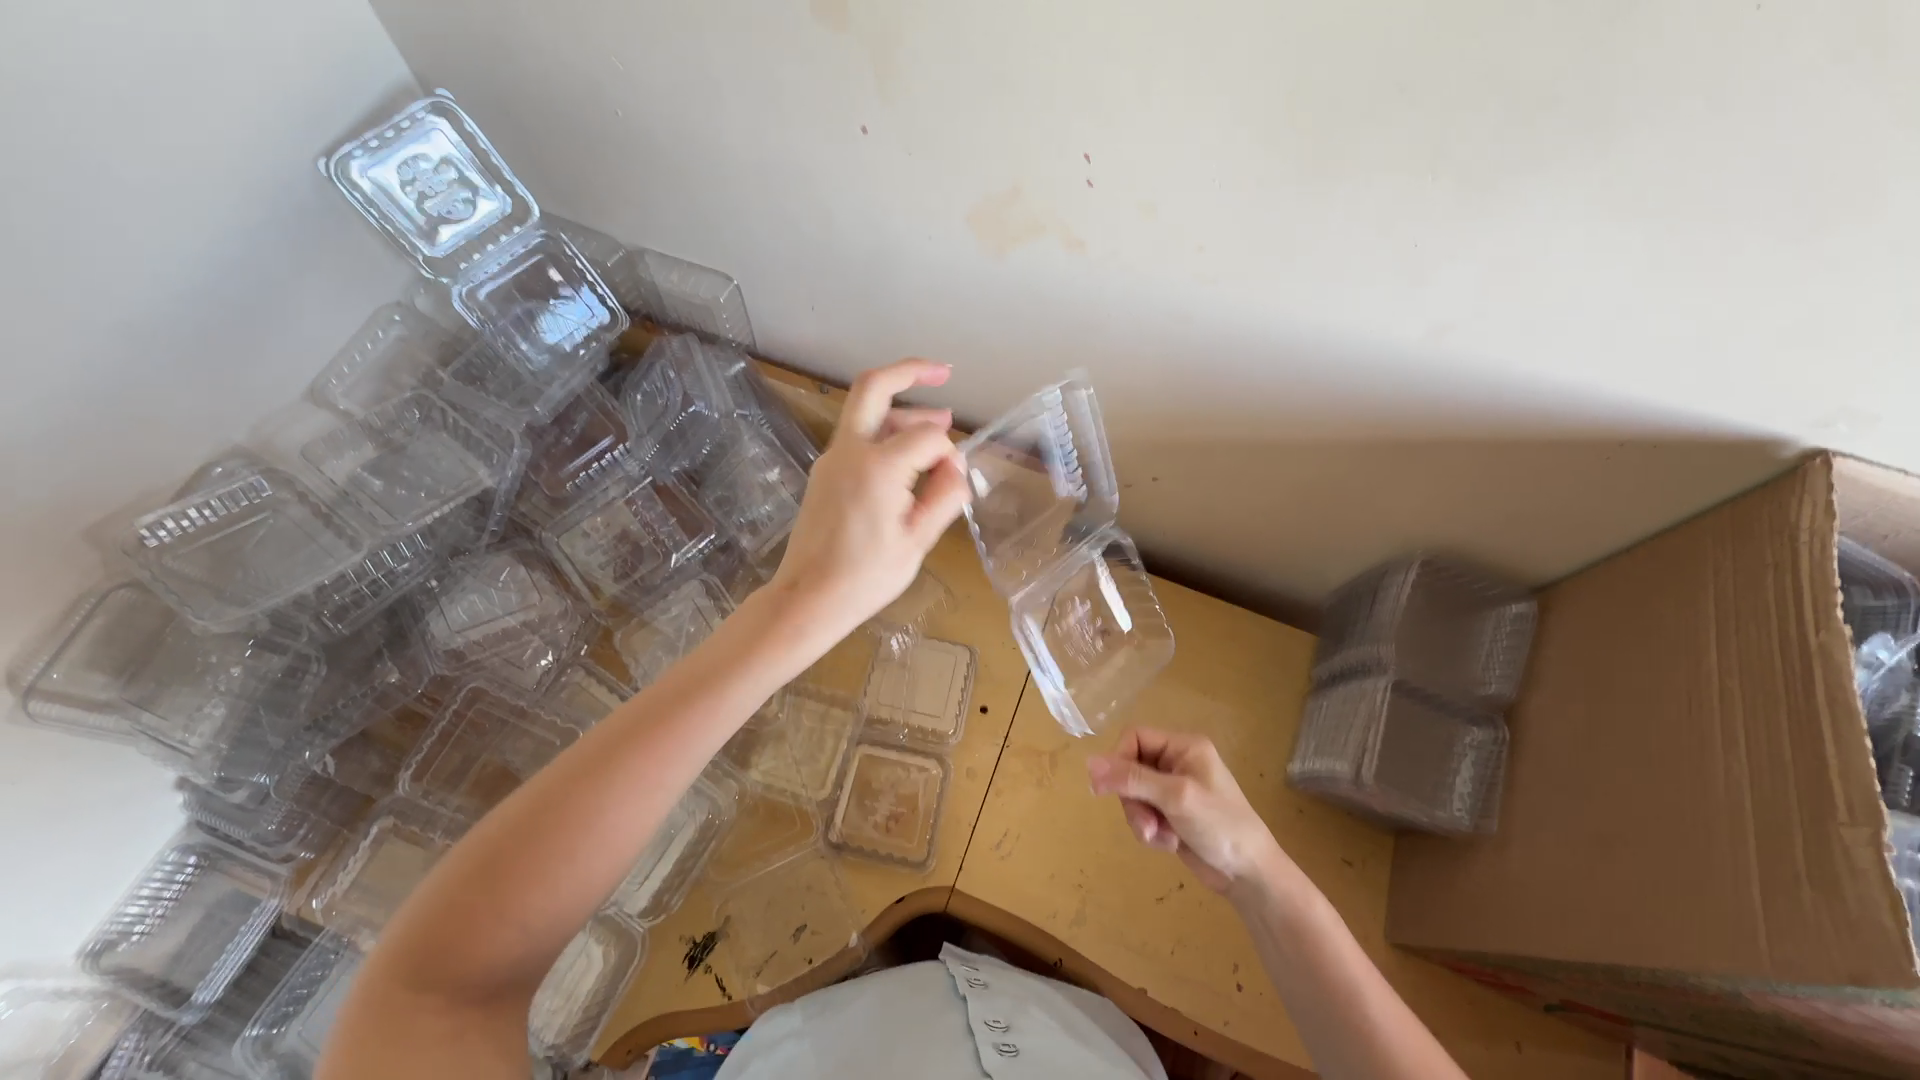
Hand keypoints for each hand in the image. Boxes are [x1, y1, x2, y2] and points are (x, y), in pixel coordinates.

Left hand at [766, 359, 970, 646]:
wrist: (808, 598)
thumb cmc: (866, 576)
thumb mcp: (918, 540)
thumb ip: (944, 497)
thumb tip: (956, 469)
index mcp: (878, 466)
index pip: (927, 437)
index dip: (948, 453)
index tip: (955, 478)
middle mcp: (850, 451)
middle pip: (874, 387)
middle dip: (910, 371)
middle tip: (944, 372)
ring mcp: (831, 459)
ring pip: (865, 411)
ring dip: (901, 408)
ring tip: (938, 421)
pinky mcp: (824, 474)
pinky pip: (857, 438)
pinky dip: (884, 433)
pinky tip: (906, 456)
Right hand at [1087, 728, 1288, 895]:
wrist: (1249, 874)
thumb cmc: (1221, 826)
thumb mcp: (1175, 797)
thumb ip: (1132, 778)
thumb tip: (1088, 763)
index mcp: (1184, 747)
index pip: (1134, 737)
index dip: (1118, 760)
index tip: (1110, 786)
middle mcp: (1177, 763)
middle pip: (1129, 769)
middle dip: (1133, 800)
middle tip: (1147, 824)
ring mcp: (1173, 791)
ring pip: (1133, 796)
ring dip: (1142, 820)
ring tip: (1161, 837)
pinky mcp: (1171, 815)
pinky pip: (1143, 816)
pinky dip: (1151, 831)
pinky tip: (1170, 844)